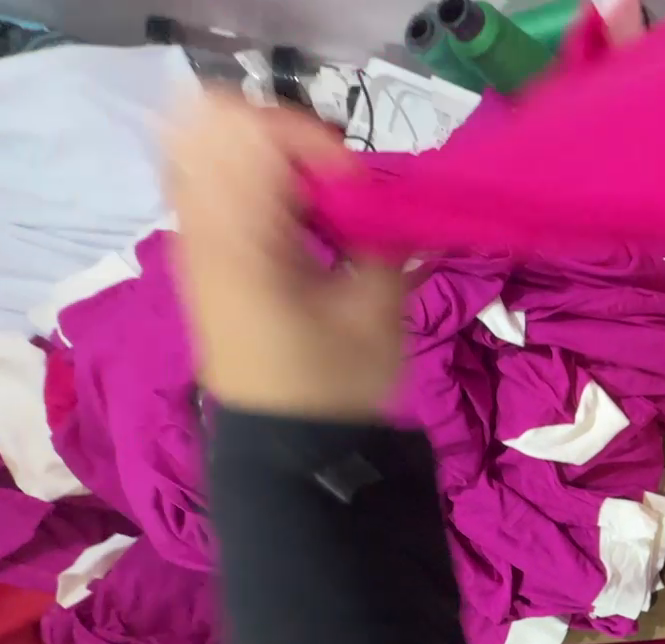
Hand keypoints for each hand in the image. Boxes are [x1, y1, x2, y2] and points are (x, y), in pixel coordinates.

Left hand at [168, 93, 406, 421]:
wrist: (290, 431)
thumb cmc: (338, 382)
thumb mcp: (378, 317)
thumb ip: (384, 248)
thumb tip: (396, 205)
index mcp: (244, 238)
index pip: (257, 135)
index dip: (321, 148)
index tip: (367, 192)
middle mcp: (204, 221)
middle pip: (219, 122)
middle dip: (293, 141)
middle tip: (345, 184)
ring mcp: (198, 231)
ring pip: (213, 142)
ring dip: (279, 158)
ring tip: (329, 199)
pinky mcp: (208, 245)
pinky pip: (217, 176)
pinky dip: (264, 178)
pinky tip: (307, 215)